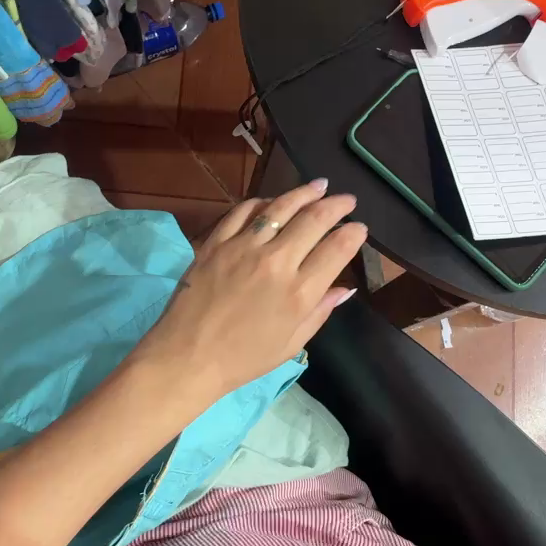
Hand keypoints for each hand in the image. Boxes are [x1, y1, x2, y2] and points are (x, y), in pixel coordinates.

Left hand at [130, 179, 368, 401]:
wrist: (187, 357)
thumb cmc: (242, 359)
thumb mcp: (291, 344)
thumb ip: (320, 312)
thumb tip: (345, 288)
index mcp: (299, 292)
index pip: (338, 249)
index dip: (354, 233)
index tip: (359, 227)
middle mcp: (276, 262)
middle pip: (314, 219)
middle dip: (337, 205)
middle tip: (346, 200)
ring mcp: (243, 247)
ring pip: (281, 207)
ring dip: (304, 192)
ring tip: (319, 186)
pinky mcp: (216, 242)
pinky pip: (244, 211)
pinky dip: (263, 201)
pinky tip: (272, 201)